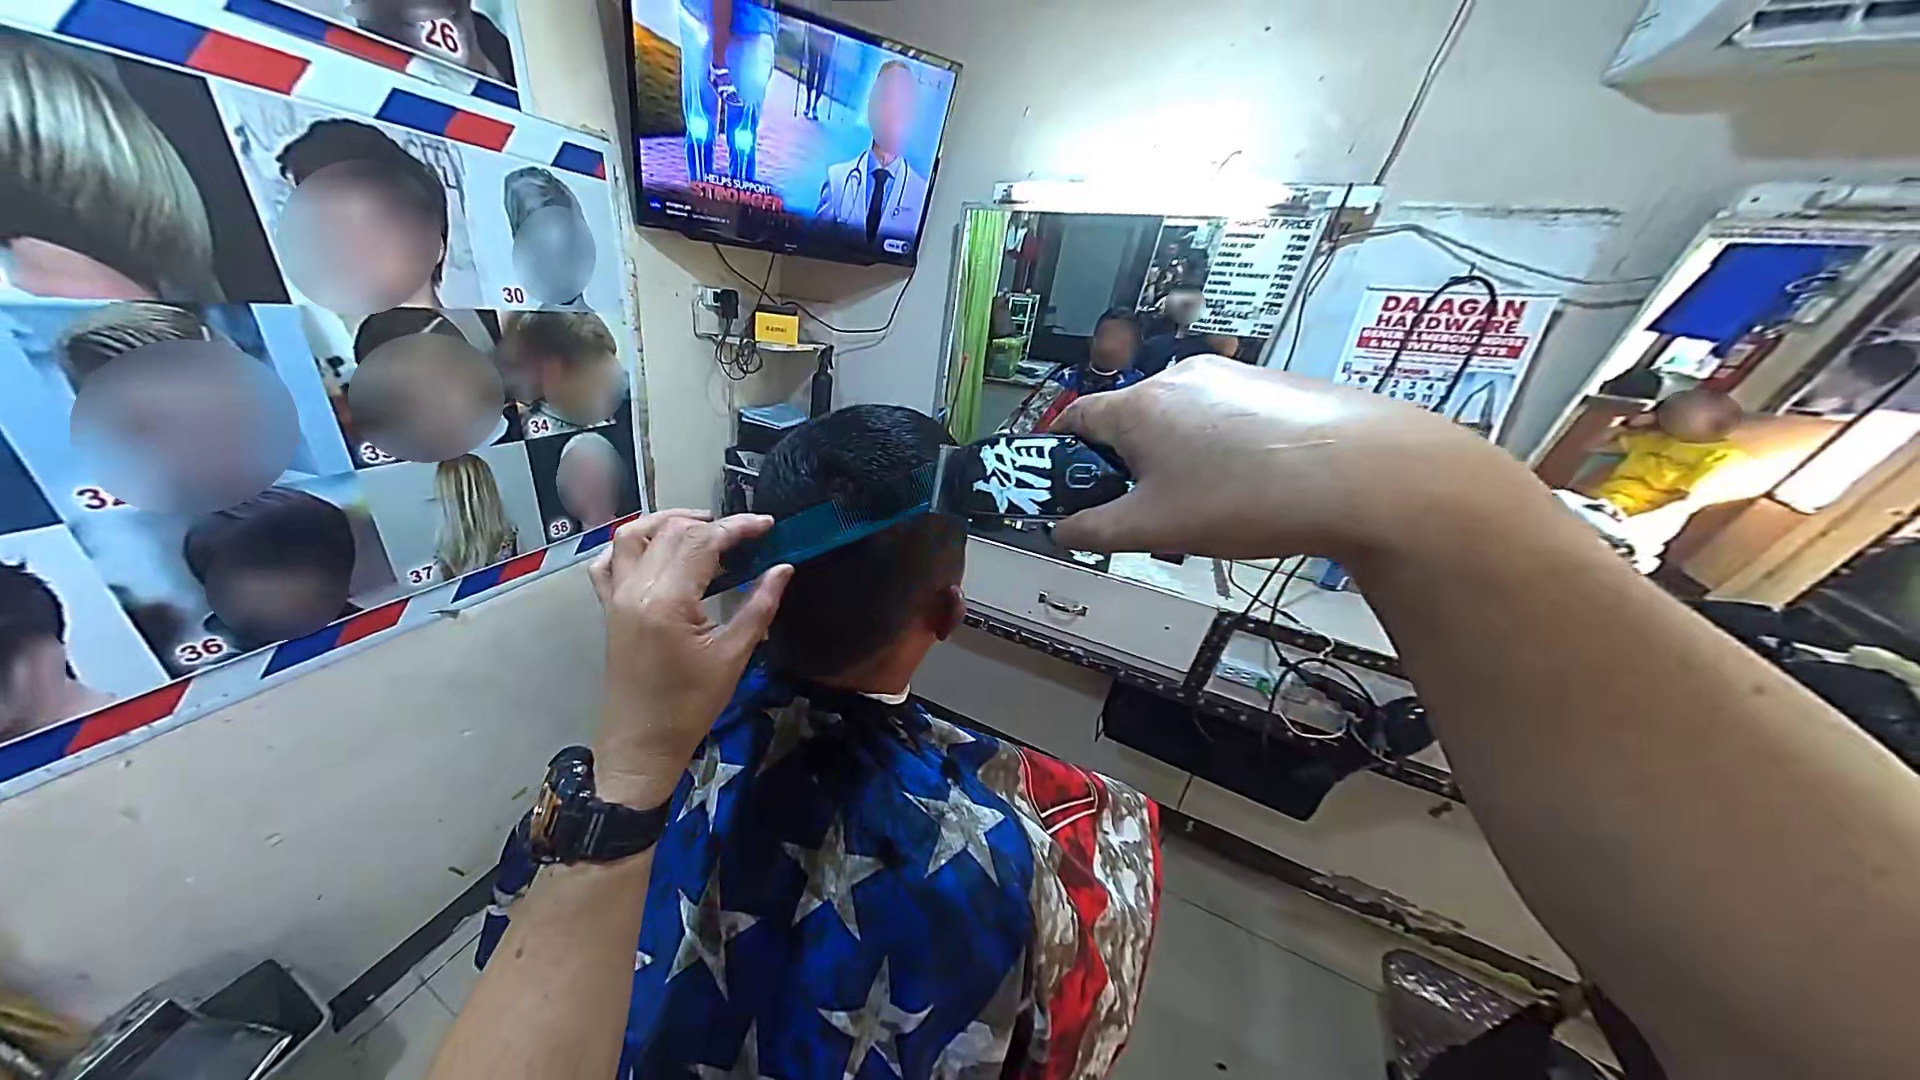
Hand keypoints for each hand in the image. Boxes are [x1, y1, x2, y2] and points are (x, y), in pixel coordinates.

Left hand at [587, 511, 791, 801]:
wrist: (643, 743)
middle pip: (671, 531)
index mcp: (668, 600)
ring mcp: (616, 597)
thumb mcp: (734, 655)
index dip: (738, 527)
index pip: (703, 541)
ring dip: (668, 522)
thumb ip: (760, 605)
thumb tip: (783, 568)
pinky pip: (608, 562)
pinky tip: (657, 550)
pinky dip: (632, 546)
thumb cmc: (691, 704)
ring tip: (703, 528)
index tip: (767, 525)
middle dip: (711, 522)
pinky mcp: (609, 608)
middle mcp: (635, 589)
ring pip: (633, 536)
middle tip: (746, 533)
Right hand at [1049, 355, 1540, 564]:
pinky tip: (1248, 478)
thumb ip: (1093, 532)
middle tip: (1139, 504)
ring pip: (1177, 416)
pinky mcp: (1274, 382)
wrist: (1369, 474)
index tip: (1061, 481)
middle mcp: (1178, 376)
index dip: (1057, 450)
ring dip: (1168, 452)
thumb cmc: (1240, 500)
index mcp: (1138, 406)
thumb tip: (1060, 530)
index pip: (1074, 416)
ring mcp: (1230, 374)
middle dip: (1119, 459)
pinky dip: (1213, 443)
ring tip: (1201, 498)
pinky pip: (1222, 413)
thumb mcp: (1153, 528)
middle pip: (1127, 417)